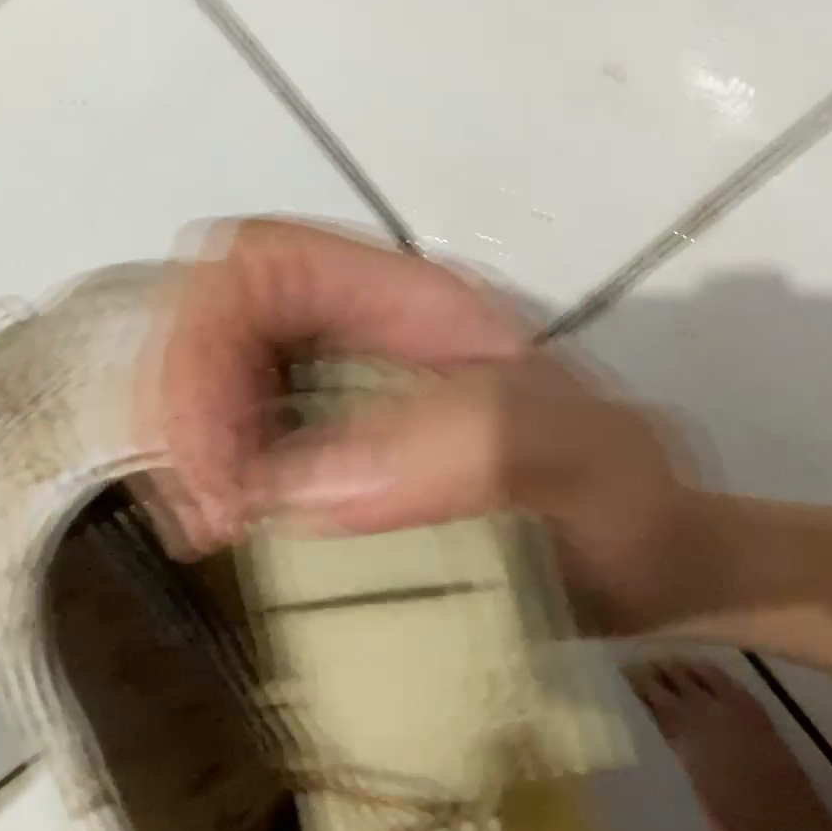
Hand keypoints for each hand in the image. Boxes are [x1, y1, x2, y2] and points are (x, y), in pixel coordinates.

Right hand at [151, 218, 707, 633]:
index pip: (264, 265)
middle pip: (217, 318)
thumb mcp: (587, 465)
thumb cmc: (628, 507)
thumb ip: (481, 444)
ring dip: (184, 444)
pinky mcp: (336, 459)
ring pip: (215, 379)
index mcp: (415, 306)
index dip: (207, 344)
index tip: (223, 472)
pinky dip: (211, 478)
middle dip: (180, 402)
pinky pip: (239, 444)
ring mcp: (344, 397)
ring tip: (209, 530)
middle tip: (206, 517)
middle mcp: (365, 337)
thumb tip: (310, 485)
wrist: (650, 565)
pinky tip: (231, 533)